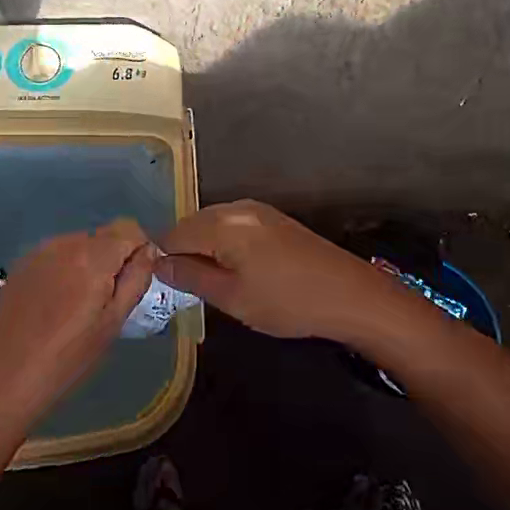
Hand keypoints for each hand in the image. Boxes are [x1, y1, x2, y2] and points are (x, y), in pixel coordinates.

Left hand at [0, 219, 157, 420]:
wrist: (9, 373)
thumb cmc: (69, 356)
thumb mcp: (113, 322)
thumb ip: (135, 279)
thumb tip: (148, 251)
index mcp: (93, 256)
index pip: (129, 228)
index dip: (139, 249)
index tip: (135, 279)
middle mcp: (66, 242)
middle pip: (103, 236)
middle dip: (112, 259)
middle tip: (105, 300)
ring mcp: (41, 249)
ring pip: (80, 244)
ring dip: (88, 263)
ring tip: (78, 304)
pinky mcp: (24, 261)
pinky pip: (57, 254)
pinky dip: (64, 269)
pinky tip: (55, 302)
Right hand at [156, 200, 393, 340]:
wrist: (351, 294)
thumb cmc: (287, 301)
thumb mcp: (233, 298)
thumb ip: (191, 278)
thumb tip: (158, 265)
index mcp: (221, 224)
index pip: (174, 235)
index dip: (164, 259)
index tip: (166, 285)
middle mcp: (235, 207)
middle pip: (192, 225)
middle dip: (184, 252)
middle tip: (189, 287)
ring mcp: (256, 210)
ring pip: (212, 224)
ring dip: (204, 248)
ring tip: (213, 281)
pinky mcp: (272, 217)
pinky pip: (233, 225)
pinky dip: (224, 243)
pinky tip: (236, 268)